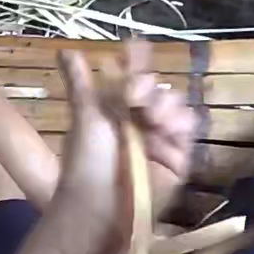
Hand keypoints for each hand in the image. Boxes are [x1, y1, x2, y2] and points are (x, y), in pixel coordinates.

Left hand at [50, 39, 198, 246]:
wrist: (98, 208)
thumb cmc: (85, 162)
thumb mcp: (84, 117)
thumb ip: (80, 83)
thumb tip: (65, 49)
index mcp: (117, 111)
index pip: (133, 79)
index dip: (137, 63)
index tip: (136, 46)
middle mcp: (141, 123)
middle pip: (158, 91)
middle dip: (150, 87)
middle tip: (136, 93)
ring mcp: (161, 140)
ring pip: (176, 108)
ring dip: (167, 105)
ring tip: (152, 116)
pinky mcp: (178, 160)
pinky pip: (188, 133)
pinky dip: (181, 125)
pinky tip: (168, 126)